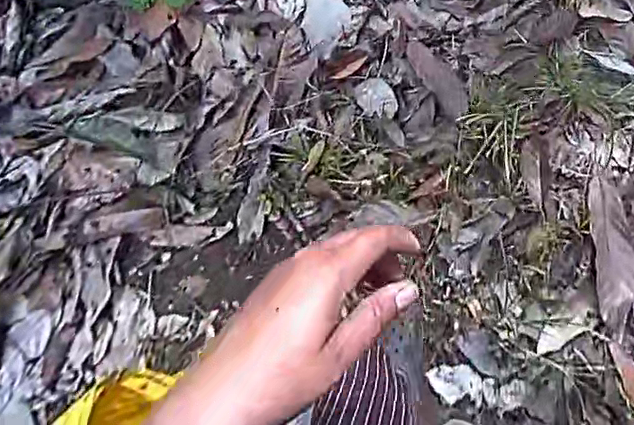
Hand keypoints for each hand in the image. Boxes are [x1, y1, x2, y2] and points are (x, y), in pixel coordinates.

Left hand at [146, 225, 421, 424]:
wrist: (217, 396)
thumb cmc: (273, 381)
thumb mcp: (337, 356)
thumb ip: (375, 317)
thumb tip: (406, 291)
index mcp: (327, 272)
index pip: (374, 237)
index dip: (401, 239)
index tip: (416, 248)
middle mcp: (307, 260)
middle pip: (356, 237)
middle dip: (383, 251)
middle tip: (400, 276)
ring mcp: (287, 268)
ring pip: (336, 247)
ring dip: (361, 259)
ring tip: (374, 290)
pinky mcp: (274, 280)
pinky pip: (317, 258)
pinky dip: (339, 267)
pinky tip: (341, 296)